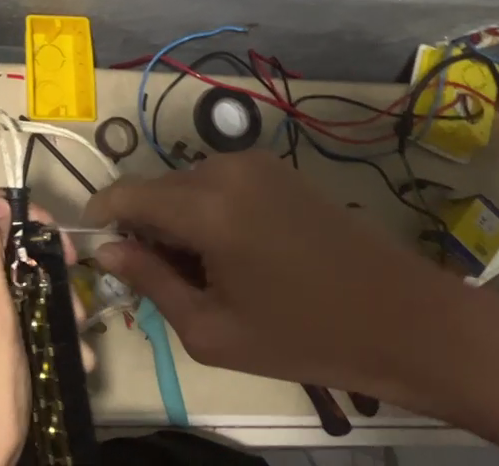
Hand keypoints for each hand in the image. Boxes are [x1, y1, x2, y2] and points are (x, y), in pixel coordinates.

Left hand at [0, 191, 73, 465]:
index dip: (30, 219)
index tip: (63, 250)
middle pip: (4, 244)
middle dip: (46, 264)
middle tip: (75, 292)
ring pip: (15, 281)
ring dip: (52, 300)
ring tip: (77, 333)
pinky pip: (11, 313)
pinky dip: (39, 325)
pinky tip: (66, 352)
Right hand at [85, 150, 463, 397]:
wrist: (406, 319)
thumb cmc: (306, 336)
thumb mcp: (214, 330)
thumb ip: (151, 282)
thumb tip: (107, 250)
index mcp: (205, 206)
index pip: (126, 194)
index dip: (101, 215)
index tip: (92, 244)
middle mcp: (223, 167)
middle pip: (156, 189)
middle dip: (146, 227)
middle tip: (164, 281)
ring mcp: (253, 163)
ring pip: (186, 185)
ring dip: (178, 220)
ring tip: (207, 274)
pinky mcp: (276, 168)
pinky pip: (217, 182)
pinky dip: (208, 211)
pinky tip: (236, 253)